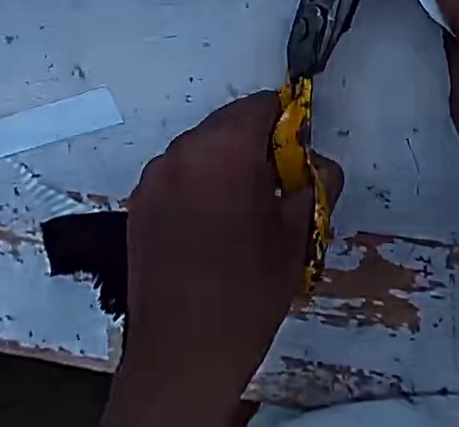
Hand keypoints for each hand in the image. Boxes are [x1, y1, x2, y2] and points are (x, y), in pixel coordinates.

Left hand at [103, 92, 343, 426]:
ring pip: (201, 146)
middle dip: (255, 141)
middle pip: (228, 122)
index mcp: (226, 149)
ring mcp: (156, 174)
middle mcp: (184, 149)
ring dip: (224, 160)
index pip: (261, 104)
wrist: (183, 354)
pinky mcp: (139, 199)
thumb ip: (316, 182)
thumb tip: (319, 162)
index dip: (286, 119)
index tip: (297, 146)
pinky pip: (177, 172)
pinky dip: (197, 181)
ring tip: (240, 206)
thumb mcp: (297, 234)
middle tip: (274, 180)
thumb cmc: (248, 291)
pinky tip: (209, 222)